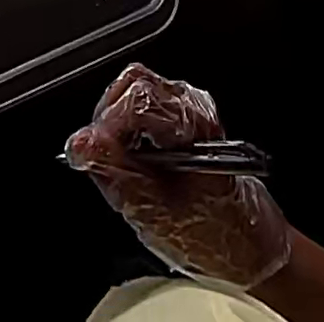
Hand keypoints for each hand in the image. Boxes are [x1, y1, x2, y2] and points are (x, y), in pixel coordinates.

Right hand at [64, 64, 290, 287]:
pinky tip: (132, 155)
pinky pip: (141, 99)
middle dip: (108, 117)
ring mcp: (187, 102)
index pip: (138, 100)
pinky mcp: (178, 108)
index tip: (90, 151)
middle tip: (103, 156)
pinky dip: (126, 124)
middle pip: (134, 83)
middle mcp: (193, 104)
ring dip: (116, 121)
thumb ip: (116, 173)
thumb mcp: (157, 214)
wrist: (244, 241)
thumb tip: (79, 144)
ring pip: (135, 87)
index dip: (106, 124)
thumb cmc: (211, 233)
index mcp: (195, 126)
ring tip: (119, 159)